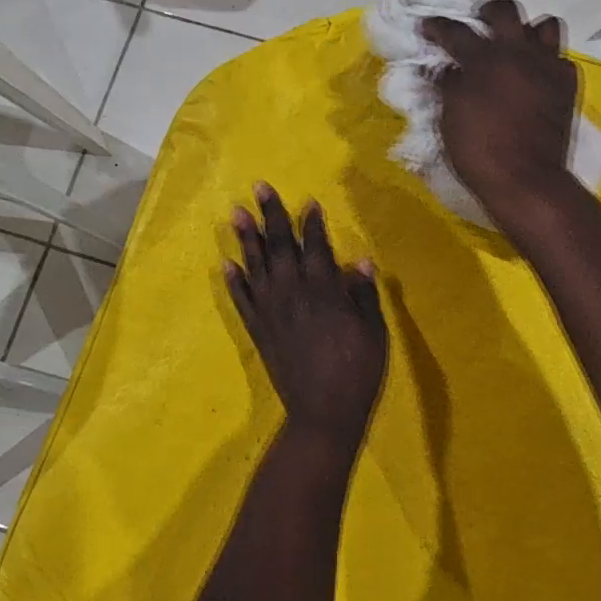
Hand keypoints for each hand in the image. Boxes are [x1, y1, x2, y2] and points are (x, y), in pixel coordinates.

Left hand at [225, 183, 387, 440]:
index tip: (309, 202)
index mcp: (325, 292)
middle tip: (260, 188)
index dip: (312, 224)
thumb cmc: (358, 372)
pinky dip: (234, 281)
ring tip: (236, 213)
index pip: (317, 247)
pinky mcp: (259, 331)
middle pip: (281, 247)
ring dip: (247, 239)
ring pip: (256, 267)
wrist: (324, 412)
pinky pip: (242, 300)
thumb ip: (364, 295)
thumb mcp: (374, 332)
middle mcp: (294, 294)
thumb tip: (360, 261)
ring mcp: (272, 312)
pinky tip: (227, 263)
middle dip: (272, 216)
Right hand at [420, 0, 579, 218]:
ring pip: (545, 26)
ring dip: (528, 31)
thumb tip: (445, 68)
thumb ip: (447, 86)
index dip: (438, 26)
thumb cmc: (480, 153)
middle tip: (478, 25)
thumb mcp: (450, 120)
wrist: (526, 180)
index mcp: (483, 60)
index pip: (455, 31)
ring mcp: (547, 67)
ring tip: (516, 46)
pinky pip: (561, 60)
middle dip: (488, 12)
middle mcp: (518, 53)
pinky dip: (549, 63)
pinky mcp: (566, 86)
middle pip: (505, 12)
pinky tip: (538, 76)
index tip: (427, 27)